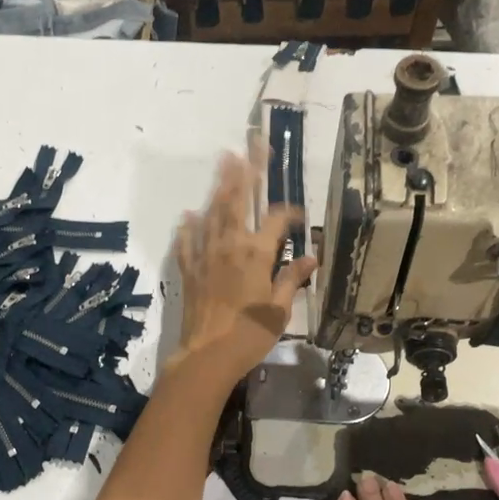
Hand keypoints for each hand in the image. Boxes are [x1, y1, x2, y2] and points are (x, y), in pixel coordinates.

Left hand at [169, 151, 317, 384]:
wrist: (208, 355)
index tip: (300, 217)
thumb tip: (311, 258)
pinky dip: (188, 227)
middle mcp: (230, 245)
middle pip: (239, 199)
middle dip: (247, 170)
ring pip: (212, 212)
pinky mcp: (189, 269)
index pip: (278, 220)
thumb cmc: (250, 335)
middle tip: (252, 144)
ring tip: (224, 161)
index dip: (291, 213)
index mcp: (257, 253)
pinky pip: (187, 242)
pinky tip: (188, 215)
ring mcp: (206, 255)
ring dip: (219, 185)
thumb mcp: (279, 310)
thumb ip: (292, 279)